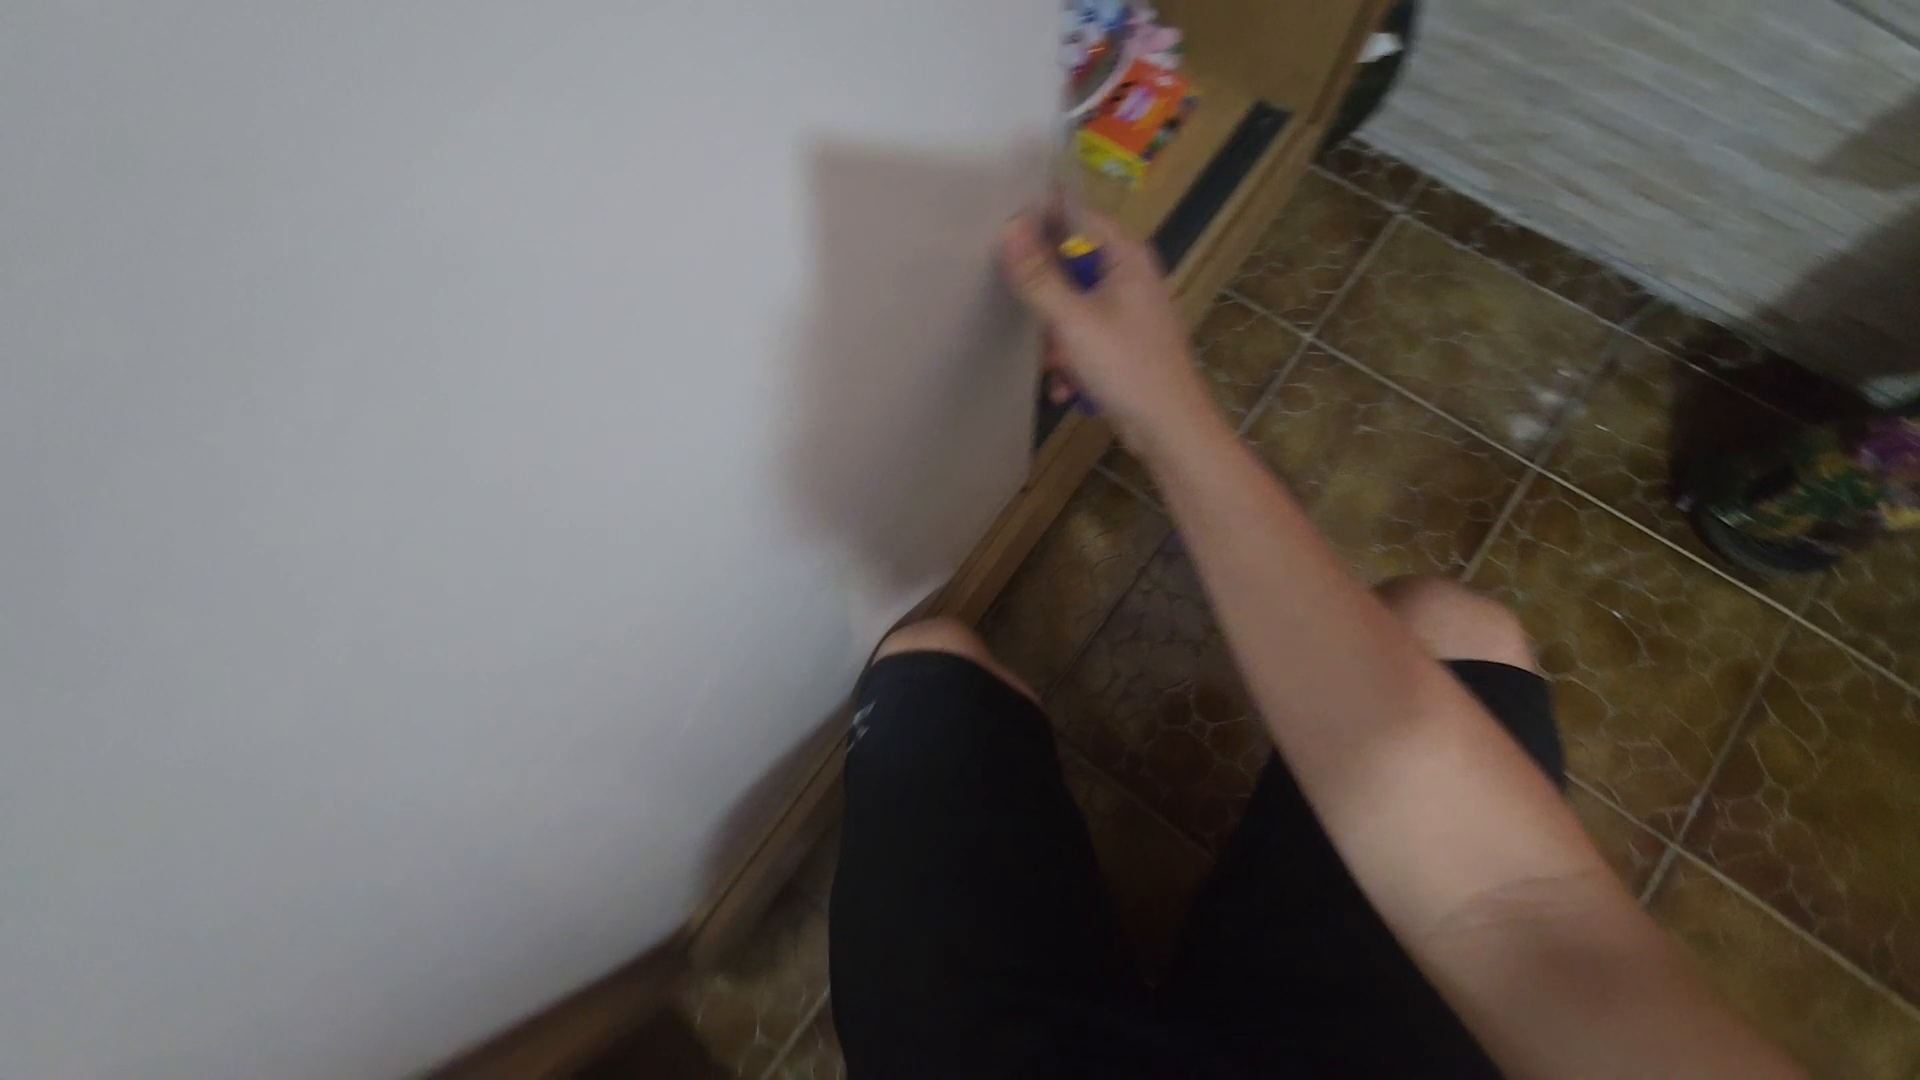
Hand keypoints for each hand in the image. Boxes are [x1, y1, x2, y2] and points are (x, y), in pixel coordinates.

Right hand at [997, 212, 1212, 447]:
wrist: (1169, 427)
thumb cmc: (1126, 366)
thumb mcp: (1073, 320)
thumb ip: (1039, 276)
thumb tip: (1010, 228)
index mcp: (1126, 258)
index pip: (1077, 218)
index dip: (1042, 222)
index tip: (1006, 234)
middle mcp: (1130, 279)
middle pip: (1071, 270)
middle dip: (1048, 302)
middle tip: (1032, 321)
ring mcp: (1129, 314)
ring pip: (1074, 311)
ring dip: (1057, 342)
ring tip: (1056, 365)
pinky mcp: (1125, 347)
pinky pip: (1086, 342)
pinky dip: (1073, 363)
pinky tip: (1067, 388)